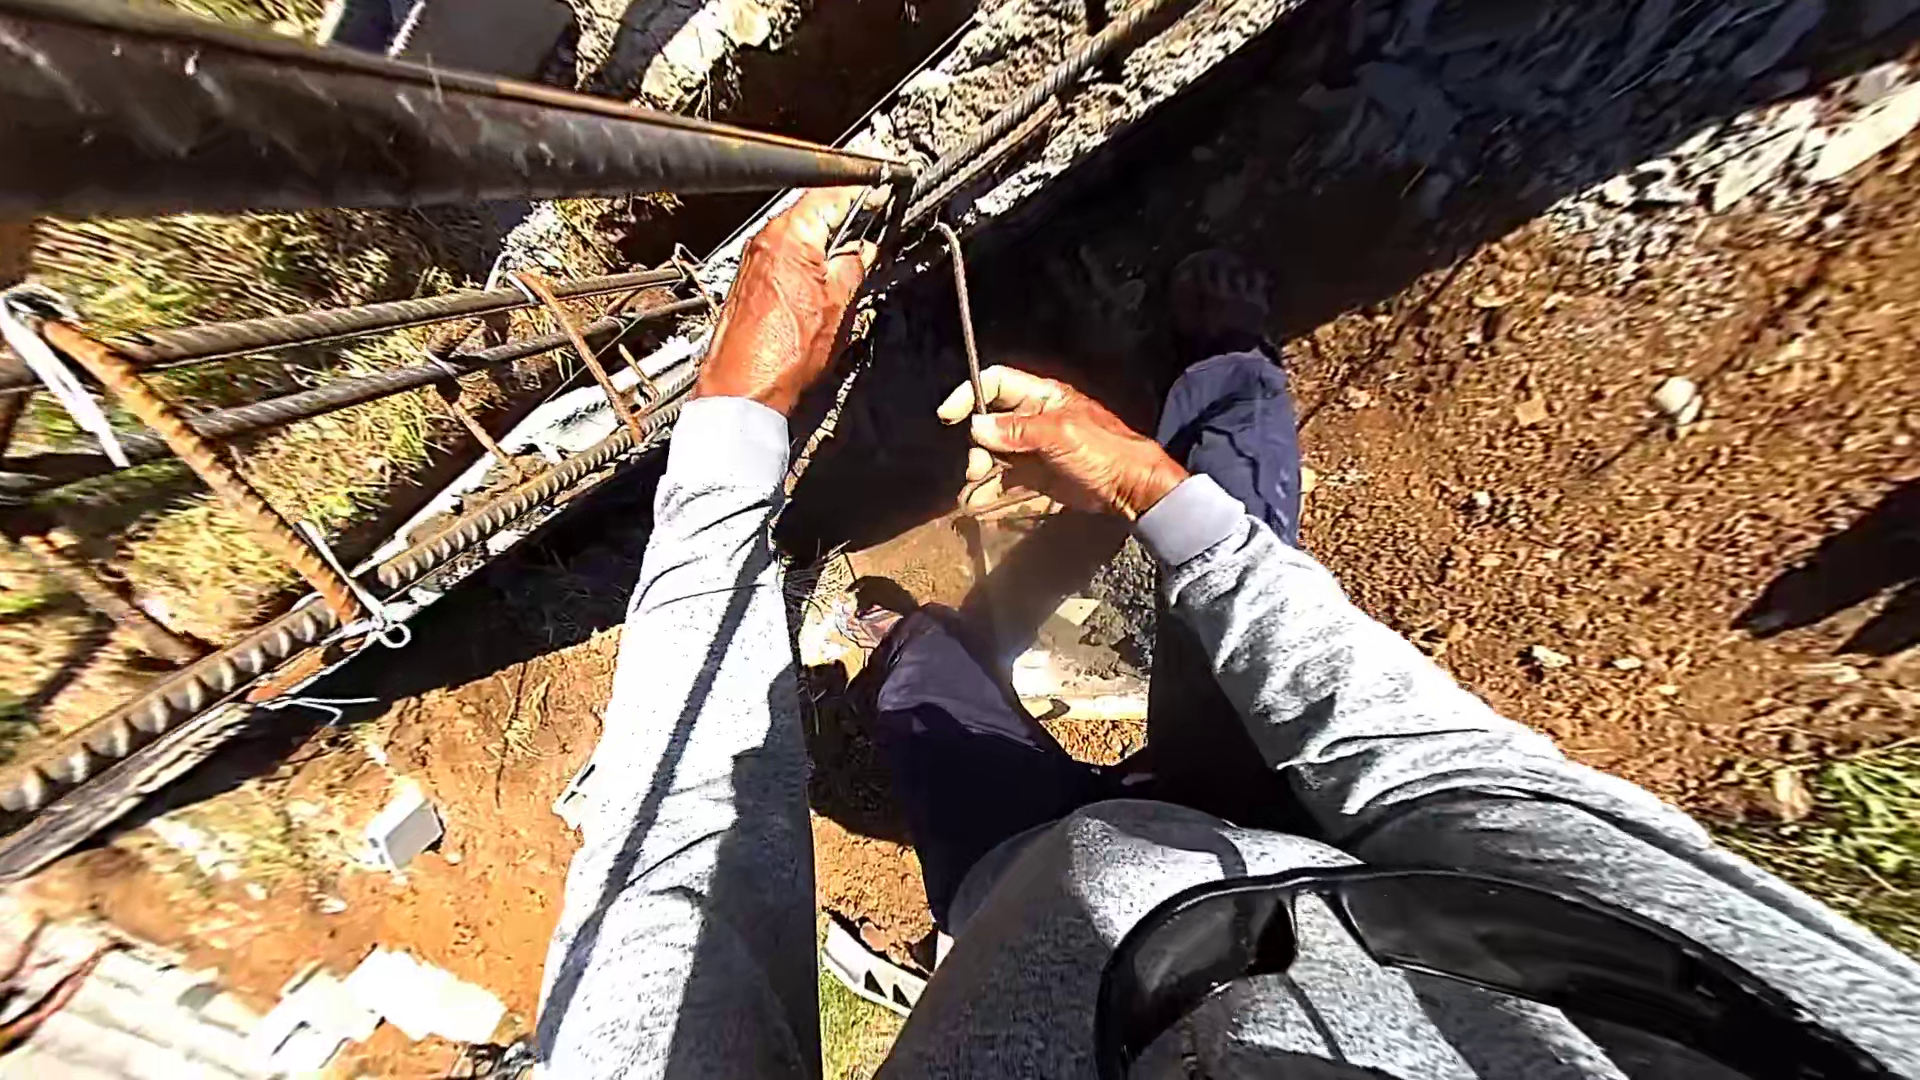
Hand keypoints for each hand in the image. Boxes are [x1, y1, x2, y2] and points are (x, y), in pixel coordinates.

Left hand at [697, 187, 876, 414]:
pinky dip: (808, 270)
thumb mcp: (840, 306)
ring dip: (827, 251)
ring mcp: (754, 262)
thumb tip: (863, 250)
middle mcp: (766, 240)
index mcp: (790, 234)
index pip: (832, 193)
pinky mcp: (750, 284)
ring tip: (849, 274)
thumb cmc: (783, 354)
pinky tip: (822, 294)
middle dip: (846, 225)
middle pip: (814, 215)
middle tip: (872, 240)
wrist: (746, 388)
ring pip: (801, 241)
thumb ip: (855, 266)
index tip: (882, 193)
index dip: (863, 192)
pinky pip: (787, 263)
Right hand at [937, 366, 1187, 520]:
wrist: (1128, 488)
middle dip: (977, 443)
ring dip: (980, 467)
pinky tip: (979, 501)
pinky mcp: (1034, 474)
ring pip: (992, 452)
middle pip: (988, 422)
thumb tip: (977, 426)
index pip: (995, 384)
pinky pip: (1003, 478)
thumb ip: (1018, 430)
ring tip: (976, 484)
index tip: (950, 415)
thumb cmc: (1104, 451)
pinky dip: (989, 489)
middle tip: (977, 466)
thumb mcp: (1061, 435)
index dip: (970, 394)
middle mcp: (1032, 419)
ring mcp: (1031, 448)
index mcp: (1041, 397)